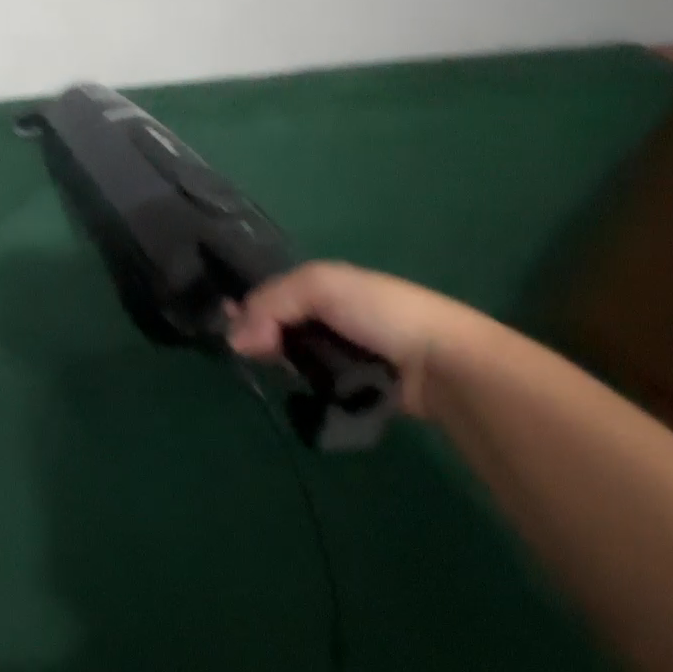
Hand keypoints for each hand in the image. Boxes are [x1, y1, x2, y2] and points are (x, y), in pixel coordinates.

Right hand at [226, 262, 497, 416]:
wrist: (443, 362)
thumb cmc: (381, 312)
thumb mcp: (318, 285)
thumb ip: (269, 303)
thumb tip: (235, 340)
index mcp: (325, 285)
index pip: (270, 292)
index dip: (246, 306)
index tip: (229, 325)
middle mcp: (332, 315)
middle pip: (276, 324)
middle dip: (259, 335)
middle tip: (251, 350)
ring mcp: (344, 352)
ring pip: (291, 354)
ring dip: (278, 362)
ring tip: (273, 369)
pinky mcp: (353, 385)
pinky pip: (311, 380)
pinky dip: (299, 383)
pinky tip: (294, 386)